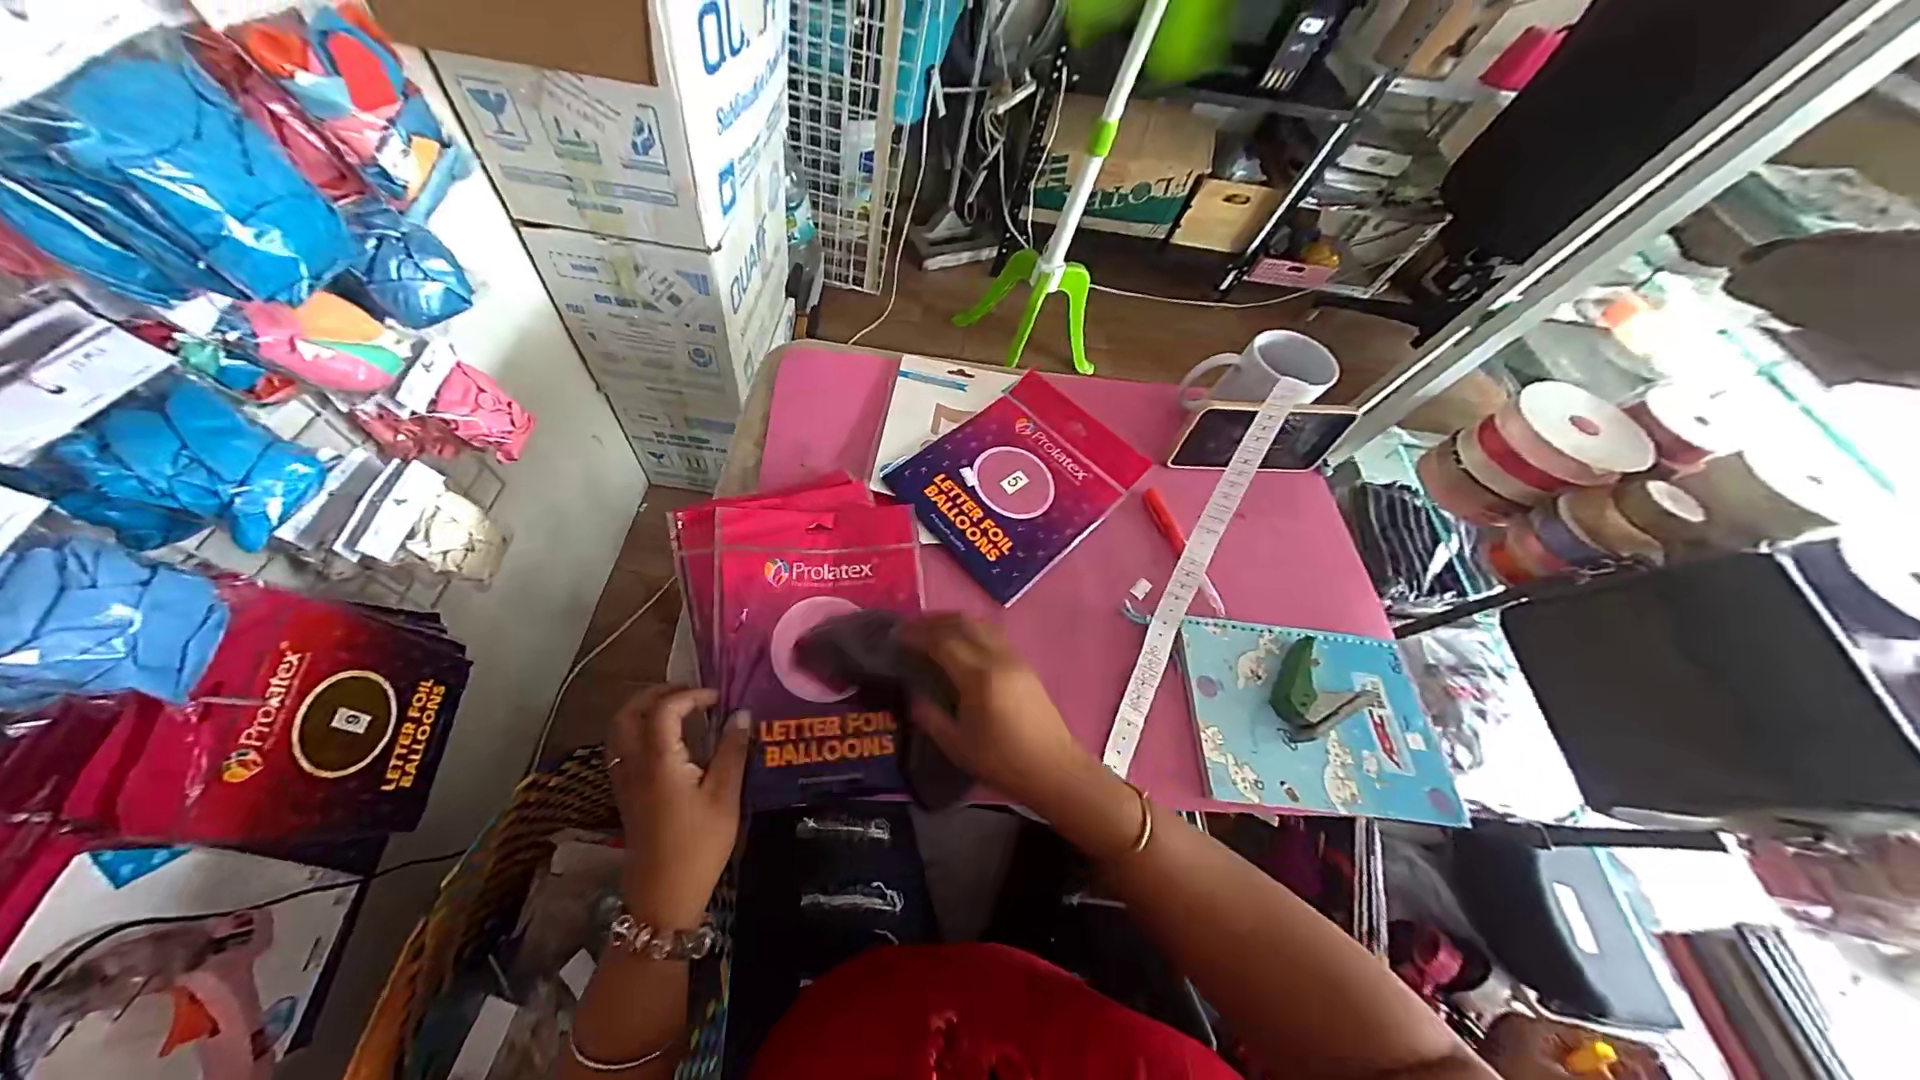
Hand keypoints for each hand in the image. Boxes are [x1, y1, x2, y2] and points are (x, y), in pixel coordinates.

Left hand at [607, 686, 750, 929]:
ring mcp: (624, 780)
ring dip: (644, 710)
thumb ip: (733, 750)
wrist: (663, 894)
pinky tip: (667, 740)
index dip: (691, 695)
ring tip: (678, 710)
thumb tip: (742, 714)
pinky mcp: (625, 794)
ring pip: (619, 730)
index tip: (718, 699)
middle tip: (690, 694)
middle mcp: (633, 764)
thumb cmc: (699, 844)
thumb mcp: (725, 796)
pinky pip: (621, 748)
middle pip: (628, 713)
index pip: (664, 709)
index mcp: (658, 760)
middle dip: (657, 694)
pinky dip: (639, 730)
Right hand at [900, 614, 1094, 810]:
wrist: (1054, 769)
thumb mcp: (957, 746)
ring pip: (980, 624)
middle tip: (909, 626)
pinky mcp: (1025, 664)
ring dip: (953, 621)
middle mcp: (998, 658)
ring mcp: (1015, 658)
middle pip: (962, 623)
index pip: (942, 641)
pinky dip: (971, 630)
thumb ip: (930, 717)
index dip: (917, 635)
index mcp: (979, 677)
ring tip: (931, 629)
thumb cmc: (1003, 762)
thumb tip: (913, 696)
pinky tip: (961, 642)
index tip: (896, 635)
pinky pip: (993, 634)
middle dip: (933, 620)